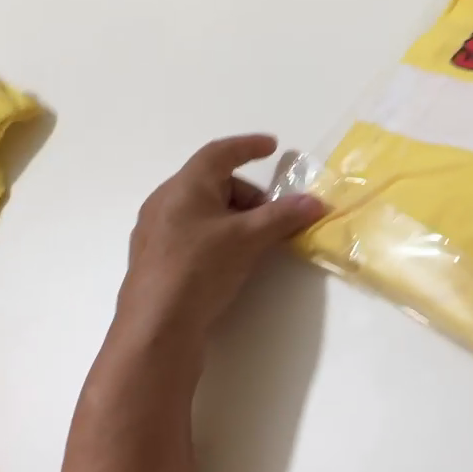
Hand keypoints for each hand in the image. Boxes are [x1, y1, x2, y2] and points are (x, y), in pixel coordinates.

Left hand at [117, 135, 325, 339]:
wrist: (157, 325)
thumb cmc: (200, 268)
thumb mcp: (249, 239)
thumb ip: (284, 217)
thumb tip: (316, 202)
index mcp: (184, 187)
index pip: (219, 154)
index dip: (247, 146)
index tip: (272, 147)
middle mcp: (166, 202)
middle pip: (215, 184)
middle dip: (250, 195)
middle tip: (275, 217)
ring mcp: (158, 231)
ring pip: (205, 210)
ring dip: (237, 218)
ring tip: (258, 243)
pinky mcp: (158, 258)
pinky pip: (196, 231)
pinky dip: (221, 235)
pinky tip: (232, 260)